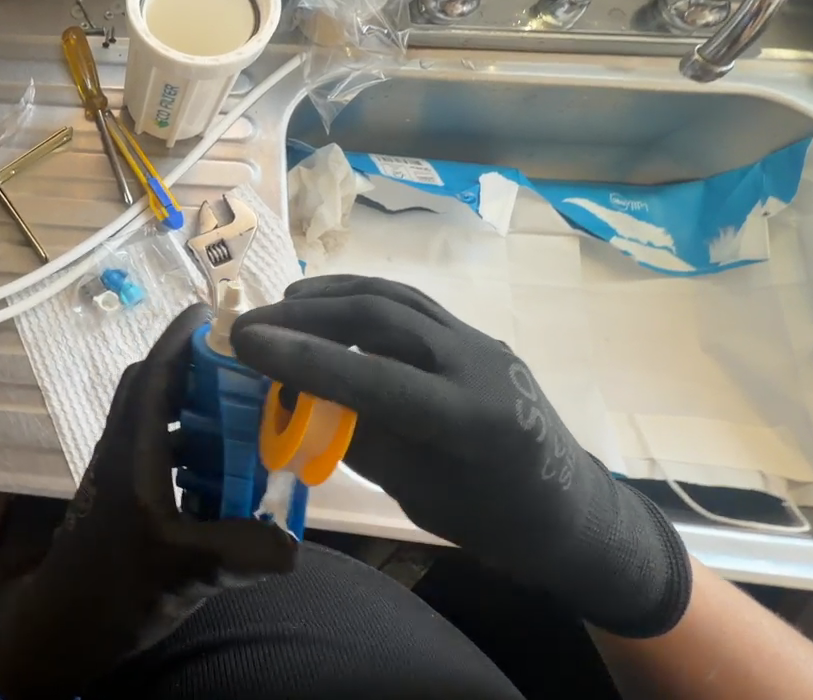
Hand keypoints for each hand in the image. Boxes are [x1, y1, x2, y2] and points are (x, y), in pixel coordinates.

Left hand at [0, 303, 298, 699]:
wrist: (66, 624)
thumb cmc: (116, 589)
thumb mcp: (187, 572)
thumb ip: (243, 552)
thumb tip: (294, 539)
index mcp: (132, 447)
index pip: (153, 373)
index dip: (180, 338)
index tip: (213, 312)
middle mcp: (123, 446)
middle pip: (151, 385)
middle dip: (191, 365)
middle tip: (240, 364)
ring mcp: (121, 469)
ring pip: (155, 416)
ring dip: (192, 405)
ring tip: (242, 411)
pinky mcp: (125, 492)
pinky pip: (159, 449)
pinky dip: (190, 445)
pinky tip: (224, 471)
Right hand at [233, 275, 691, 638]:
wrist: (569, 508)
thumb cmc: (488, 519)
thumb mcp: (411, 489)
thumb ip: (350, 434)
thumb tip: (287, 392)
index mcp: (472, 423)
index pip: (375, 379)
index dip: (304, 358)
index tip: (242, 343)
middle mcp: (478, 366)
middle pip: (377, 320)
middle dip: (303, 318)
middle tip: (246, 326)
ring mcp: (477, 340)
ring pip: (389, 297)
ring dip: (324, 297)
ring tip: (275, 307)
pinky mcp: (468, 330)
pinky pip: (403, 300)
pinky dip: (352, 294)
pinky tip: (318, 299)